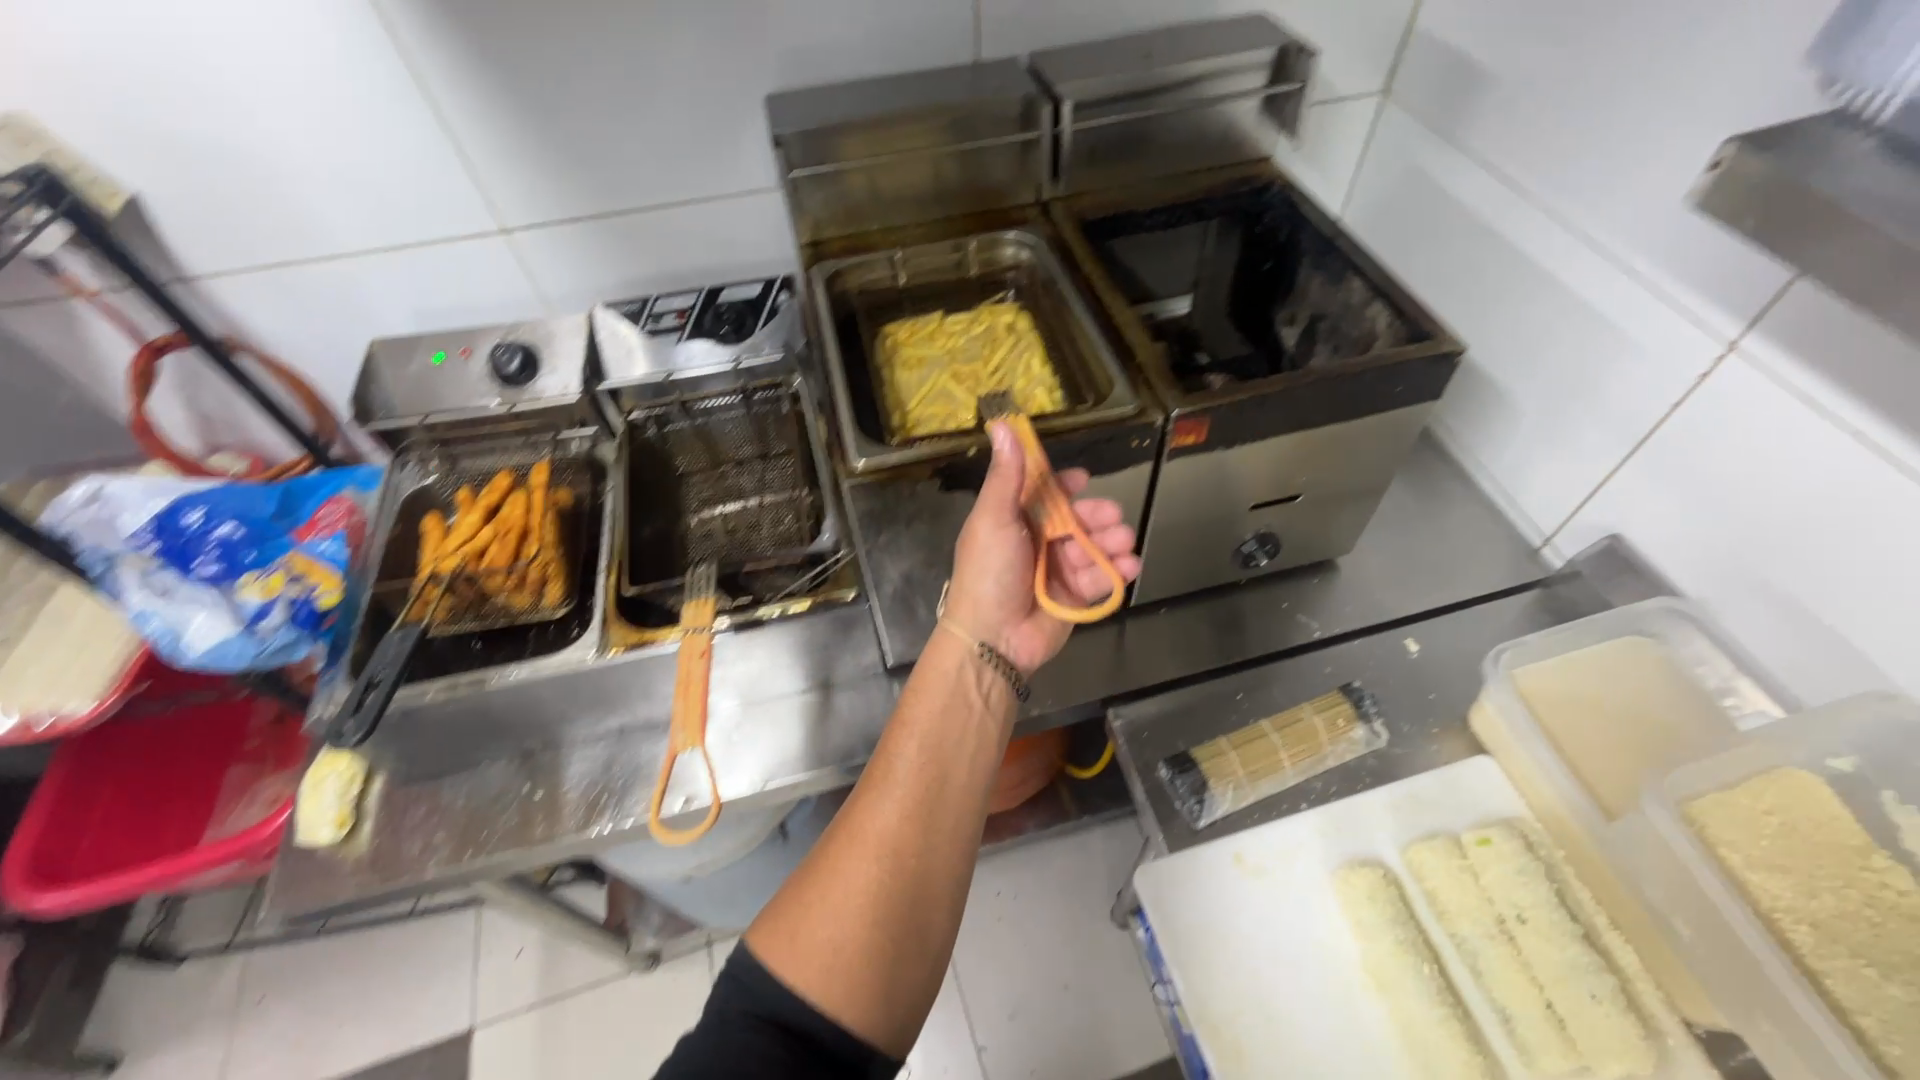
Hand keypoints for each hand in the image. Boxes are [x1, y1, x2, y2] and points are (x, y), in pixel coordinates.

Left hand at [944, 421, 1141, 674]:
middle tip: (1113, 516)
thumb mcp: (993, 517)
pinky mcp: (1075, 598)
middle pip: (1076, 519)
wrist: (993, 638)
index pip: (1042, 493)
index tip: (1083, 479)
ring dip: (1113, 540)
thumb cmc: (988, 572)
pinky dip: (1119, 569)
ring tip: (1125, 541)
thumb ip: (1006, 475)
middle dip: (1097, 514)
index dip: (1063, 484)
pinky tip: (1130, 564)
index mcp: (1012, 520)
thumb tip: (1001, 425)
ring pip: (1094, 546)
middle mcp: (1036, 542)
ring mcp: (1057, 570)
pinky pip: (1102, 578)